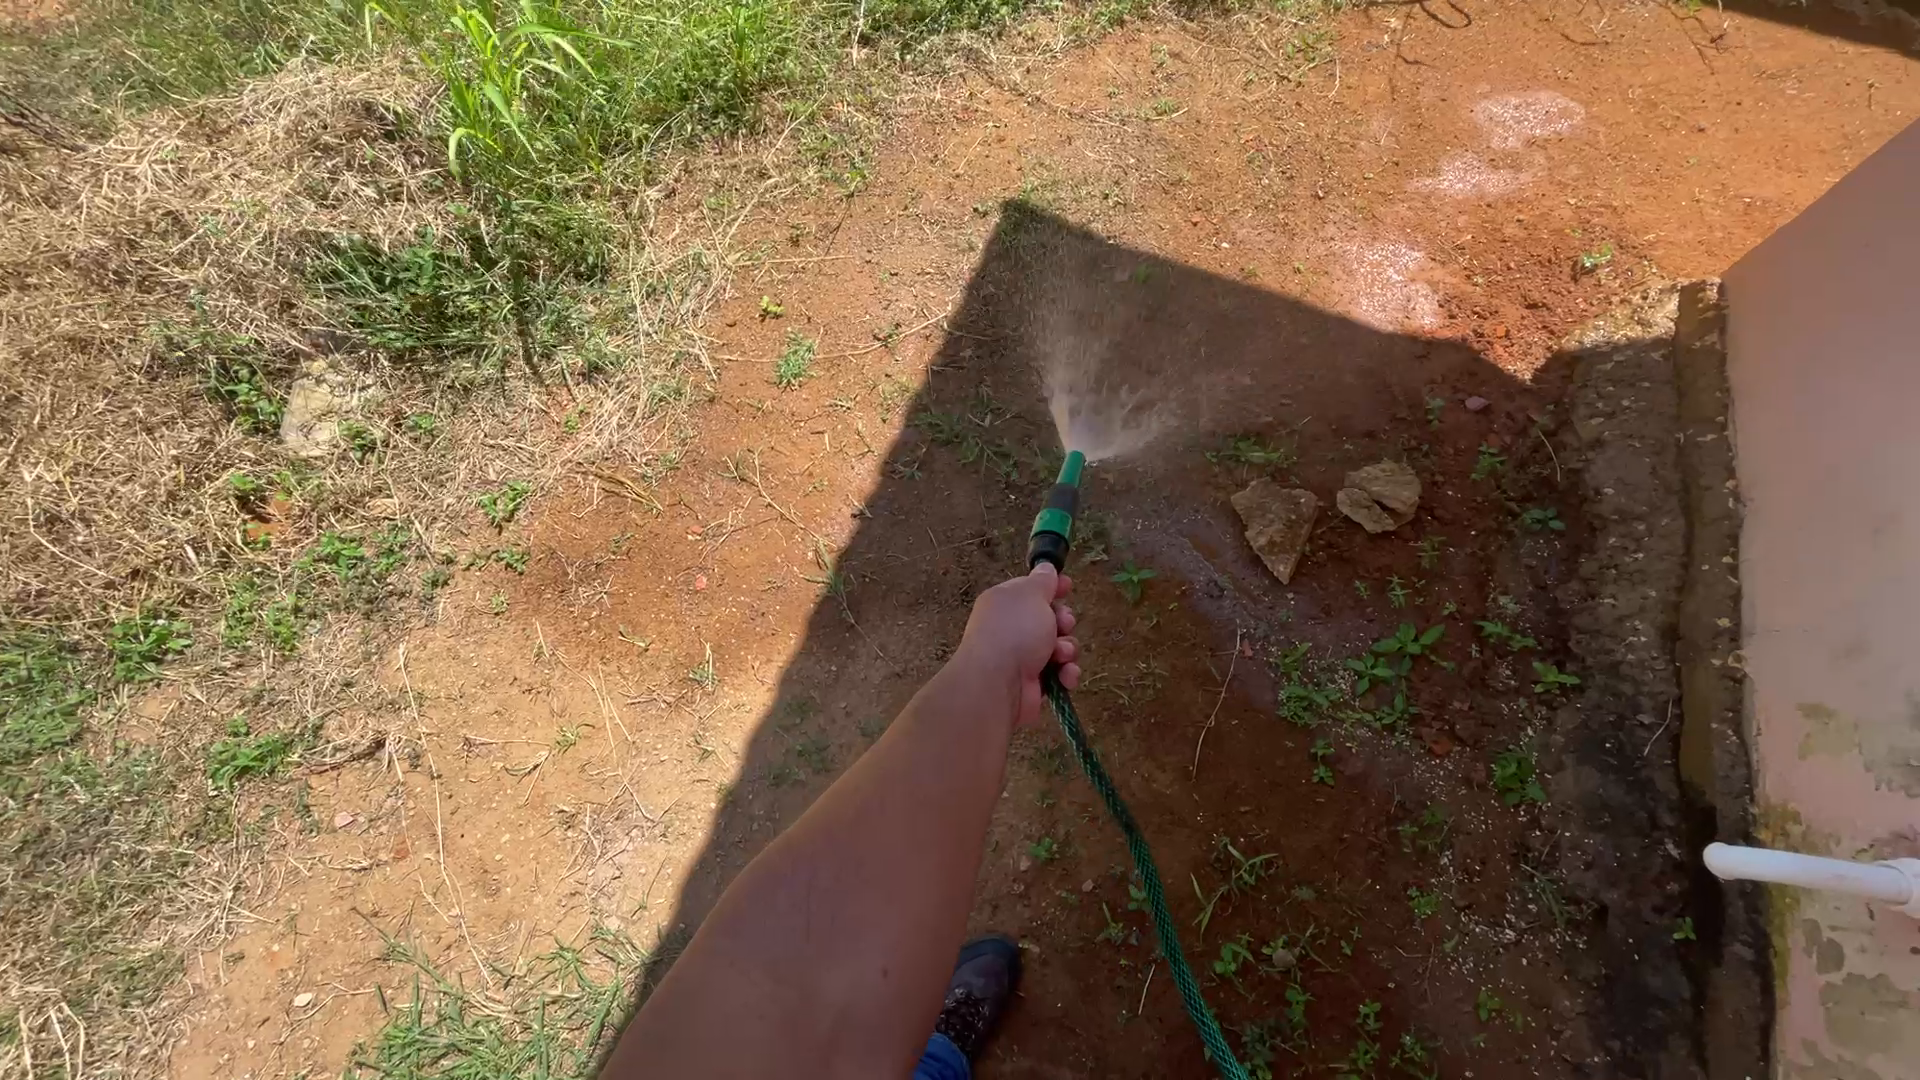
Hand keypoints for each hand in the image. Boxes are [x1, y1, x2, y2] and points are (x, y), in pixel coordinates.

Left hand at [957, 563, 1079, 728]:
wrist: (998, 682)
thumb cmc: (1015, 630)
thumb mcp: (1031, 594)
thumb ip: (1042, 581)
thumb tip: (1046, 567)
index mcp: (1005, 602)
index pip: (1030, 589)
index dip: (1052, 587)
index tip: (1068, 586)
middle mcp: (1011, 628)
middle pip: (1049, 618)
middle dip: (1063, 621)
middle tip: (1063, 624)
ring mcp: (1021, 657)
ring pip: (1059, 647)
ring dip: (1067, 649)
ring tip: (1060, 654)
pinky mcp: (1032, 683)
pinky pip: (1058, 673)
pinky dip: (1065, 674)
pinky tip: (1064, 676)